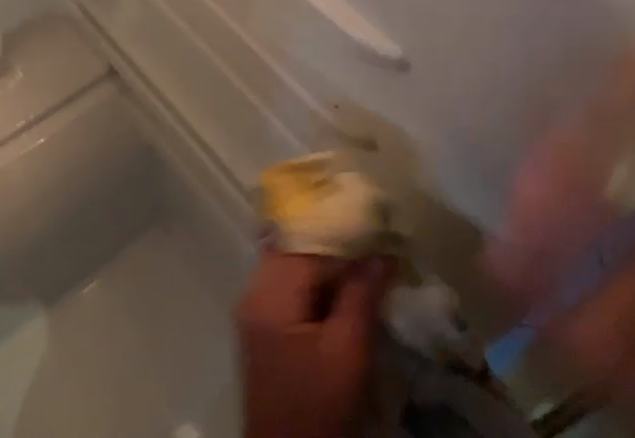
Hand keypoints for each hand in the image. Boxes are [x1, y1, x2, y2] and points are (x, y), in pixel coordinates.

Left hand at [235, 251, 392, 437]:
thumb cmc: (318, 407)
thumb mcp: (347, 352)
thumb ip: (361, 296)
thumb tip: (381, 252)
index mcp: (268, 295)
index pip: (305, 245)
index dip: (343, 235)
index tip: (378, 227)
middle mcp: (253, 293)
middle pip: (294, 251)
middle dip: (334, 246)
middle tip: (375, 240)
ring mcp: (255, 311)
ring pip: (293, 267)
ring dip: (328, 265)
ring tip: (368, 262)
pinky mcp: (264, 328)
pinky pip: (291, 289)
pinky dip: (318, 284)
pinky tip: (346, 288)